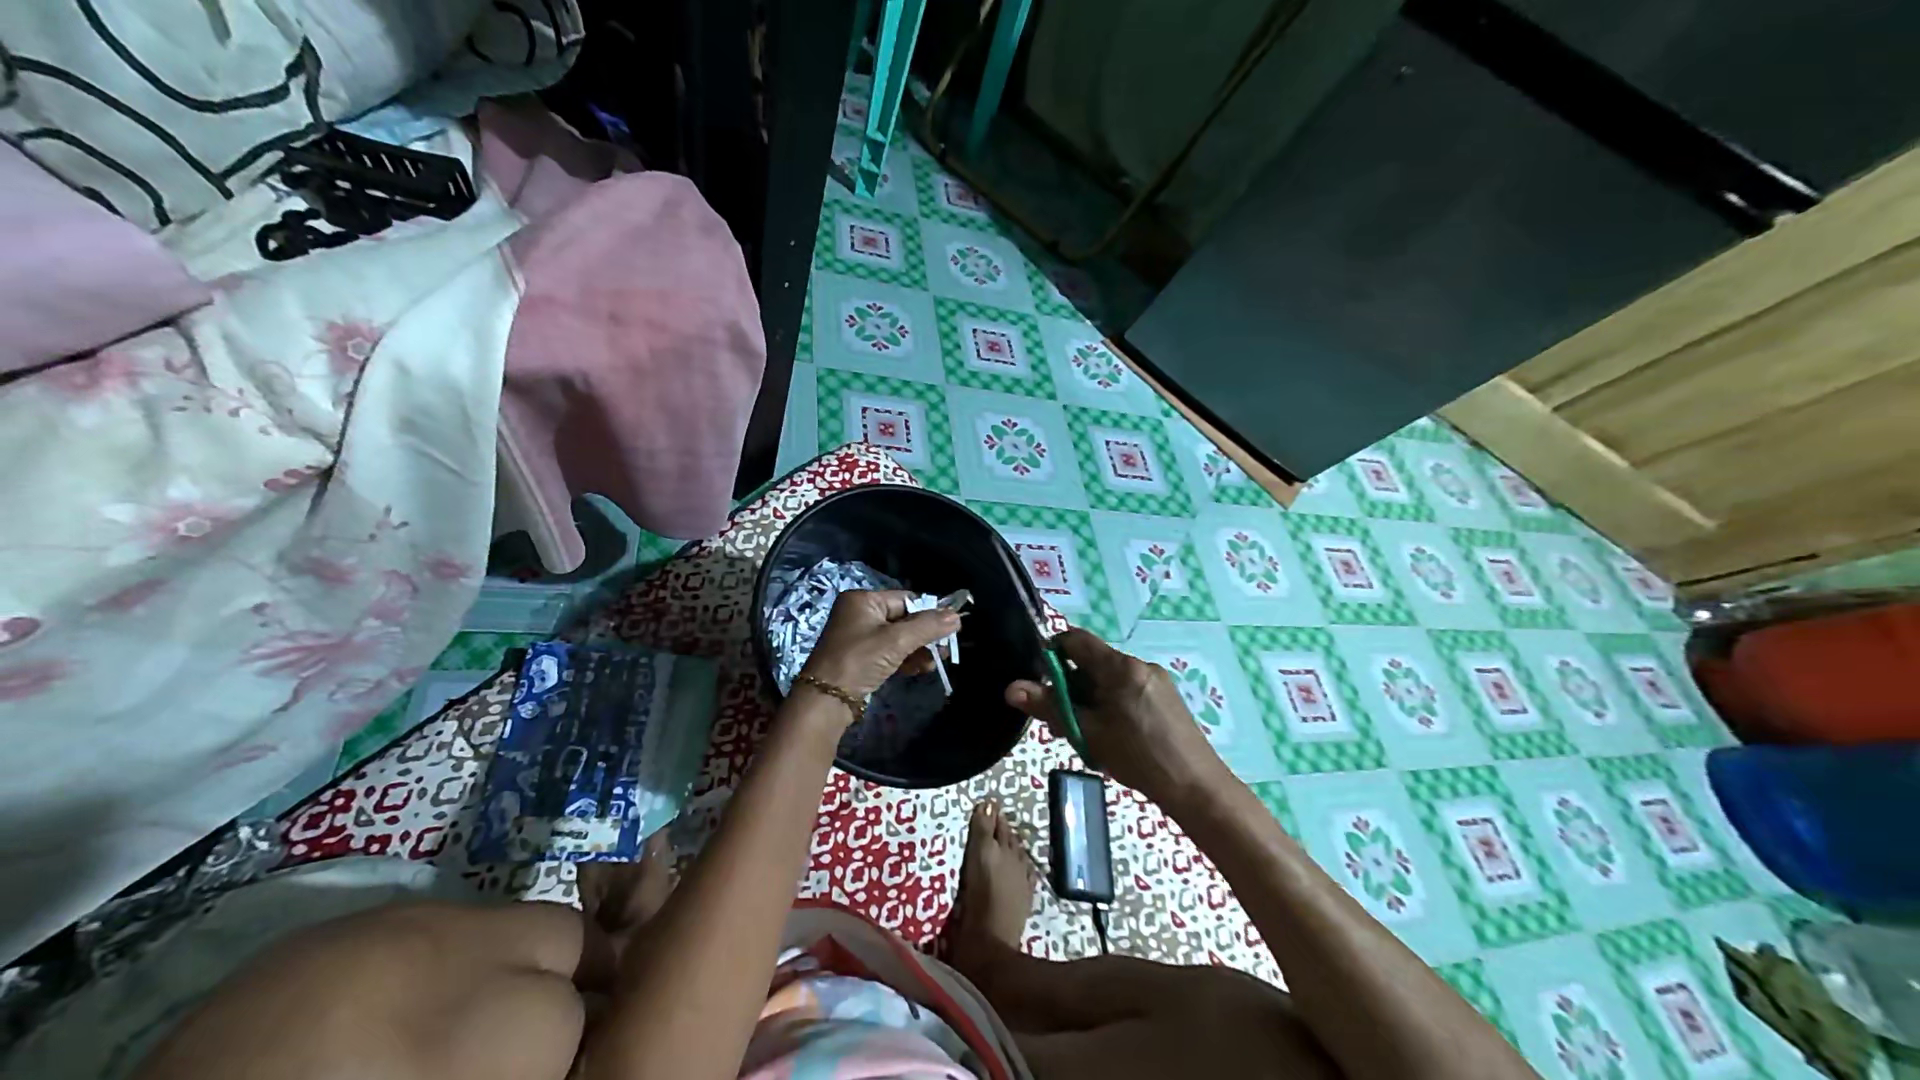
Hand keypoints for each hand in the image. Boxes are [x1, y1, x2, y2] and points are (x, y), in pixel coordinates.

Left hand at [799, 590, 960, 718]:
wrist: (826, 699)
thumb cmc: (859, 660)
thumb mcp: (896, 641)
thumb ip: (928, 627)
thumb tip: (957, 616)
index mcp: (863, 600)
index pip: (906, 600)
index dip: (929, 613)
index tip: (950, 628)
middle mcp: (860, 613)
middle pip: (904, 619)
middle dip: (925, 635)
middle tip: (945, 649)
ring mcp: (860, 636)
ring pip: (899, 638)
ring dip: (918, 649)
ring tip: (935, 662)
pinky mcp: (862, 657)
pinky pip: (890, 652)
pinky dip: (906, 659)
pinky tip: (921, 669)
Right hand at [1005, 628, 1228, 806]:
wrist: (1196, 788)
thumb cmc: (1138, 757)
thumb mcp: (1088, 733)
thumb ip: (1050, 707)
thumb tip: (1012, 688)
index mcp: (1120, 667)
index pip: (1075, 640)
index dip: (1051, 654)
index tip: (1040, 683)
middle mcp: (1139, 665)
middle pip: (1091, 663)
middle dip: (1069, 688)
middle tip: (1060, 723)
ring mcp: (1156, 681)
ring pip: (1108, 680)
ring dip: (1088, 701)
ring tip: (1086, 736)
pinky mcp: (1165, 698)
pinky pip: (1126, 691)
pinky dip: (1109, 706)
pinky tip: (1110, 739)